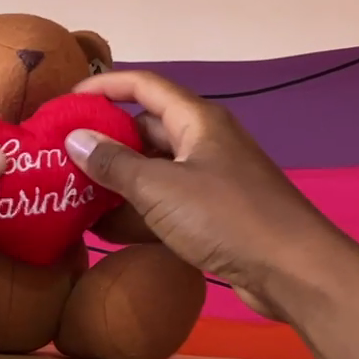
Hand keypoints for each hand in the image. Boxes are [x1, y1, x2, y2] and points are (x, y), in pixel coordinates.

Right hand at [64, 71, 358, 318]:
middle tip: (63, 153)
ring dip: (117, 179)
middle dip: (105, 139)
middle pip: (145, 129)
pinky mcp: (213, 215)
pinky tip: (103, 227)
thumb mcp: (160, 188)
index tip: (67, 100)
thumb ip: (114, 164)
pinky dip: (136, 210)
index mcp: (196, 121)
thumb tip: (74, 139)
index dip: (104, 86)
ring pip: (153, 169)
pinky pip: (165, 202)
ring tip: (72, 191)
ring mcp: (210, 180)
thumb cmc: (226, 217)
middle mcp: (203, 143)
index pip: (143, 86)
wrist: (295, 273)